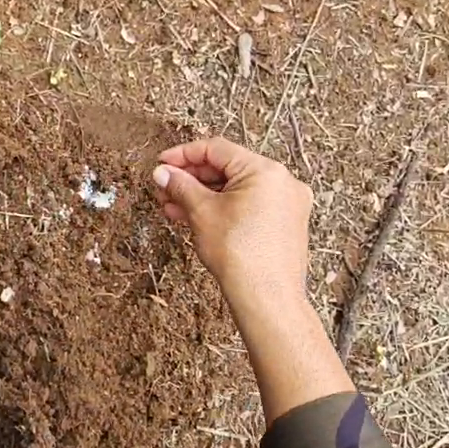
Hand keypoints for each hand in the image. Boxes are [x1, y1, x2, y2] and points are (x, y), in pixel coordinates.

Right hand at [151, 137, 349, 423]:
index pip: (216, 150)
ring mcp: (286, 204)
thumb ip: (180, 185)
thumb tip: (163, 173)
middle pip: (227, 169)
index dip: (183, 155)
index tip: (162, 164)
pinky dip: (222, 207)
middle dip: (191, 179)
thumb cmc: (240, 254)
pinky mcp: (284, 223)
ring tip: (173, 207)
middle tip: (164, 188)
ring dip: (203, 195)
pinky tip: (196, 218)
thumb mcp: (201, 212)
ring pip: (235, 189)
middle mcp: (282, 182)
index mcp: (265, 171)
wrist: (266, 297)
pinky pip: (248, 205)